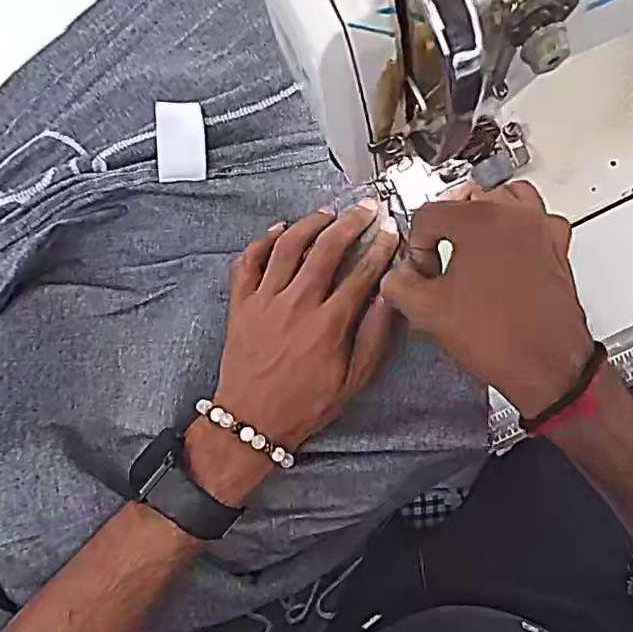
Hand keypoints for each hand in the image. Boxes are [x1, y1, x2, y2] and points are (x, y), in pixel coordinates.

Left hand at [187, 203, 401, 503]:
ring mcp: (264, 301)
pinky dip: (263, 240)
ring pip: (288, 246)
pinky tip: (279, 230)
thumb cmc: (303, 405)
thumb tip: (388, 299)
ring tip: (328, 213)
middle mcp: (296, 305)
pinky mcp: (241, 304)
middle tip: (365, 210)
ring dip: (310, 223)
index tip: (391, 233)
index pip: (361, 273)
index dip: (380, 249)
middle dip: (351, 223)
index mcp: (328, 325)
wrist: (251, 421)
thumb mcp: (351, 381)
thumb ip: (372, 337)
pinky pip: (249, 261)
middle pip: (326, 248)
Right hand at [381, 181, 594, 416]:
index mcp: (478, 221)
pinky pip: (534, 220)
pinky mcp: (557, 247)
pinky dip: (516, 228)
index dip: (416, 245)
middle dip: (446, 229)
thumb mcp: (427, 311)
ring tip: (469, 246)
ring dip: (483, 216)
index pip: (429, 215)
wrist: (545, 364)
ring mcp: (539, 228)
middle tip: (440, 258)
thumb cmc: (500, 337)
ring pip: (504, 199)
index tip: (421, 268)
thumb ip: (399, 285)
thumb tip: (396, 277)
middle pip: (466, 199)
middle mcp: (513, 216)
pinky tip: (504, 253)